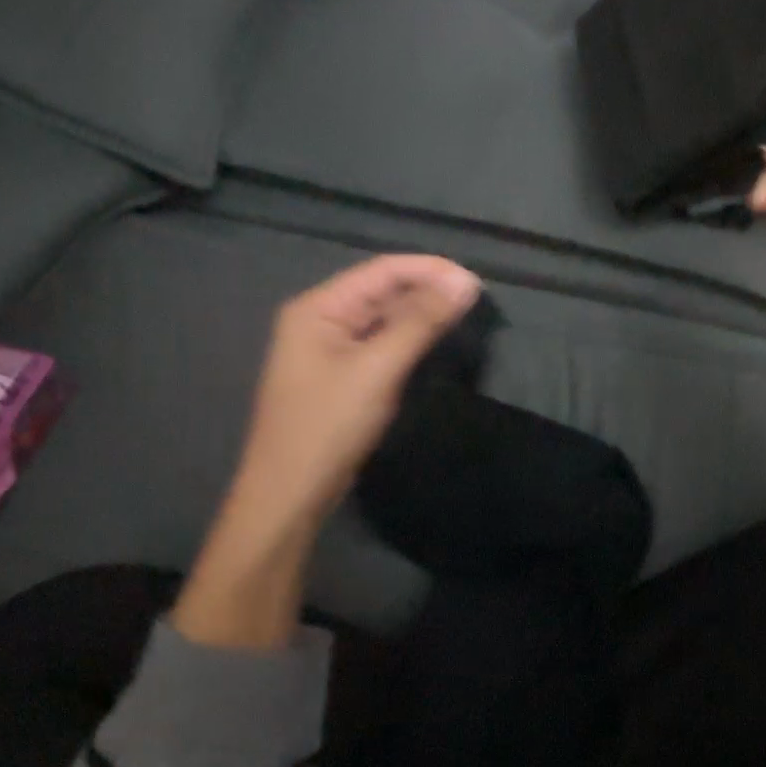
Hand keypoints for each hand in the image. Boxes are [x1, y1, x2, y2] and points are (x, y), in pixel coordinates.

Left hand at [236, 254, 482, 520]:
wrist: (288, 496)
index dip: (430, 269)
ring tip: (464, 315)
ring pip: (383, 317)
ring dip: (421, 313)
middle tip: (477, 300)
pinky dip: (409, 337)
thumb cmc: (327, 427)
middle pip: (382, 290)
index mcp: (319, 307)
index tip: (475, 282)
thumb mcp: (378, 369)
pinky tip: (435, 341)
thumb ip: (421, 321)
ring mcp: (328, 347)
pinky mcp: (341, 373)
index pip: (382, 270)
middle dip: (428, 289)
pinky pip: (380, 341)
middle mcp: (320, 318)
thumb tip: (464, 283)